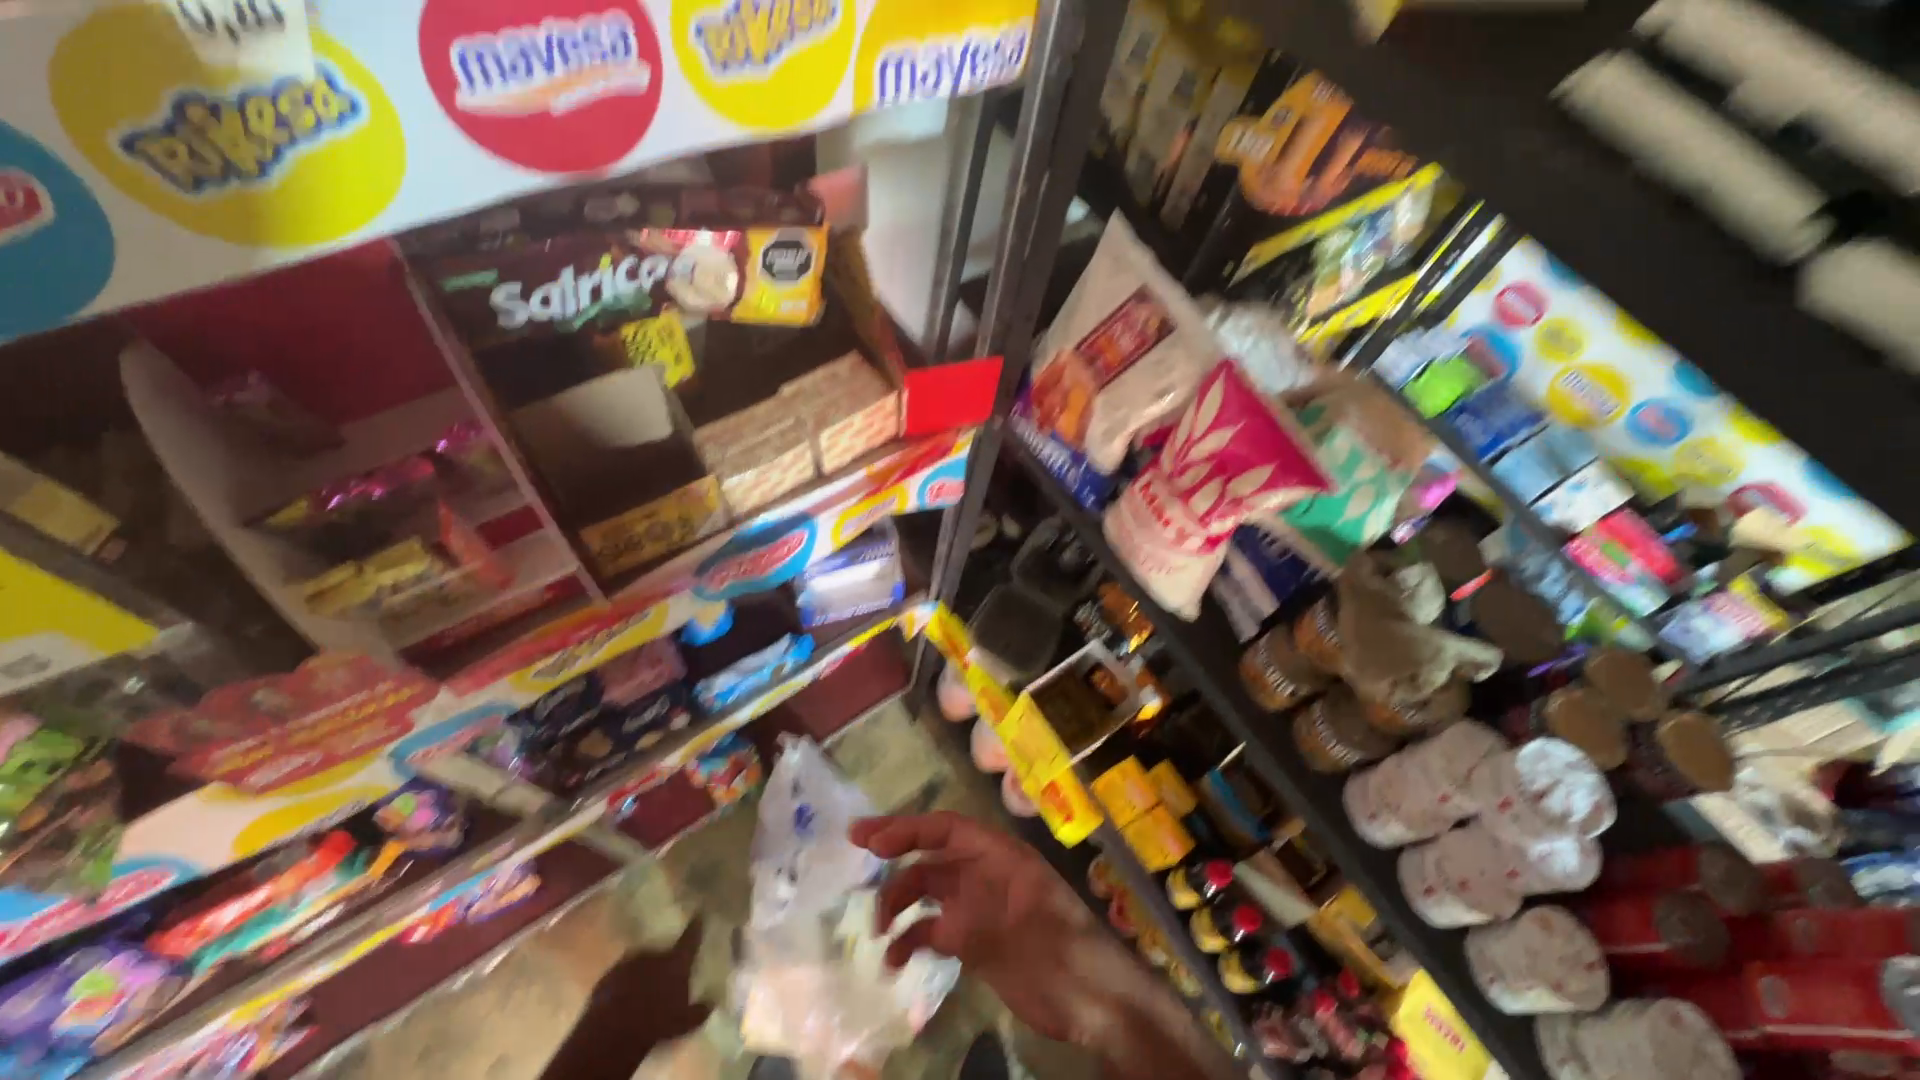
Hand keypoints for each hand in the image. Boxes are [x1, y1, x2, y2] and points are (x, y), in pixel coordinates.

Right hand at [851, 812, 1133, 1045]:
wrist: (1094, 1001)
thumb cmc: (1068, 953)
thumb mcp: (1031, 929)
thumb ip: (984, 922)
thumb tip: (940, 923)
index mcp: (1001, 857)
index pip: (948, 829)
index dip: (909, 829)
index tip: (872, 841)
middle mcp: (983, 875)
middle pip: (931, 855)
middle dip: (894, 854)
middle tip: (856, 851)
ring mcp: (975, 908)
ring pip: (924, 891)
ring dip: (897, 903)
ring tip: (878, 929)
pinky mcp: (969, 941)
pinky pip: (928, 930)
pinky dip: (907, 939)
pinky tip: (892, 959)